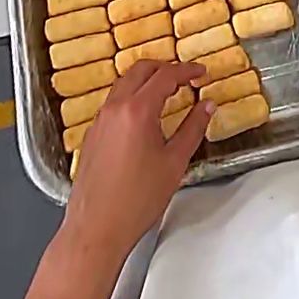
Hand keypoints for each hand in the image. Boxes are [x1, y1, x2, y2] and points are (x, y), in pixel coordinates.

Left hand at [63, 61, 213, 257]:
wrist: (95, 230)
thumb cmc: (138, 200)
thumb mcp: (175, 162)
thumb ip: (193, 128)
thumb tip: (206, 106)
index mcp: (137, 111)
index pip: (166, 75)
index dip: (187, 70)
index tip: (201, 73)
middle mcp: (115, 108)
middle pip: (141, 69)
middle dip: (166, 67)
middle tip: (185, 78)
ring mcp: (100, 120)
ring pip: (124, 83)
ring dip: (147, 80)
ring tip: (168, 93)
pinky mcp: (92, 134)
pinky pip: (114, 101)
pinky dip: (132, 96)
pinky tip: (144, 116)